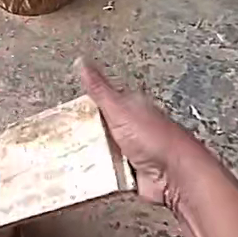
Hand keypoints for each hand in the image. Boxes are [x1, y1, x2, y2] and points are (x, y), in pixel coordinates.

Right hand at [77, 58, 211, 210]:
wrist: (174, 175)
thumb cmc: (155, 137)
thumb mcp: (119, 108)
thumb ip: (99, 88)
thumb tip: (82, 62)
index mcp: (130, 106)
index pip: (100, 101)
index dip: (82, 106)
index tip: (63, 112)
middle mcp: (131, 127)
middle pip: (98, 128)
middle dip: (83, 134)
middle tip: (64, 137)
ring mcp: (130, 151)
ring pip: (101, 152)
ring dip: (90, 155)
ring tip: (71, 157)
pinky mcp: (130, 173)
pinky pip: (107, 172)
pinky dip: (97, 174)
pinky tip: (86, 173)